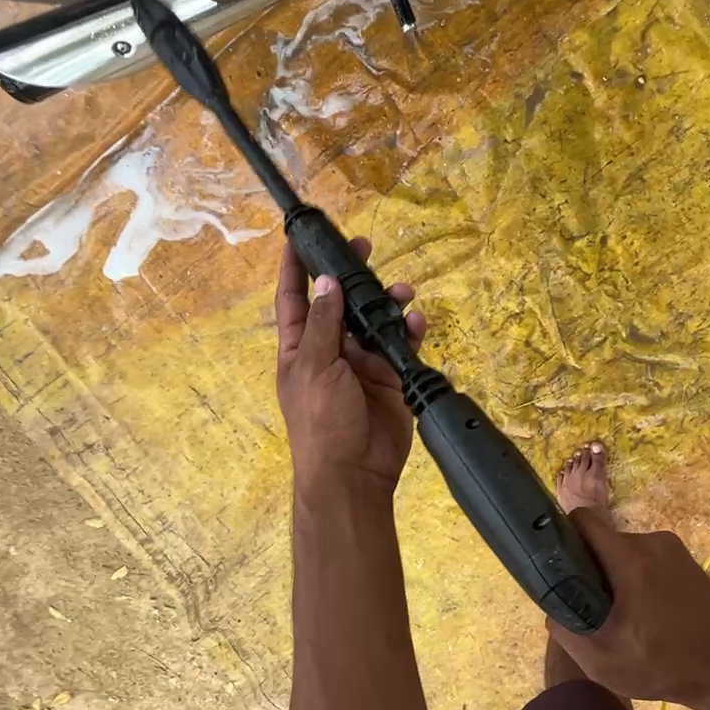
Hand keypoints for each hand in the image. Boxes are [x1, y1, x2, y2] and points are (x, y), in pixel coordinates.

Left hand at [275, 239, 427, 498]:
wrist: (354, 472)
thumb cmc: (321, 420)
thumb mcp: (315, 367)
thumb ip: (324, 323)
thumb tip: (326, 281)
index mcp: (300, 348)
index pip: (294, 299)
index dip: (294, 268)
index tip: (298, 237)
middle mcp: (330, 350)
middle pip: (340, 302)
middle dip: (351, 274)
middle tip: (366, 245)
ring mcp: (362, 363)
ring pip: (375, 319)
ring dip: (387, 301)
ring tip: (403, 291)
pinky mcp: (390, 377)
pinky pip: (400, 345)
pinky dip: (409, 331)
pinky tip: (416, 323)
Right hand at [549, 505, 709, 706]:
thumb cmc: (663, 666)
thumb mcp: (603, 661)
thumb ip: (567, 631)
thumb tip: (550, 609)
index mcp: (630, 560)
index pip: (584, 520)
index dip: (564, 534)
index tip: (556, 560)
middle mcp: (651, 542)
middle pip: (604, 539)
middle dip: (591, 565)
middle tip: (590, 602)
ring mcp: (672, 547)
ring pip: (625, 549)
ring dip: (616, 573)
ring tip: (621, 611)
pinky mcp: (685, 557)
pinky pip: (647, 556)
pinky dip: (637, 575)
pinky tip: (644, 609)